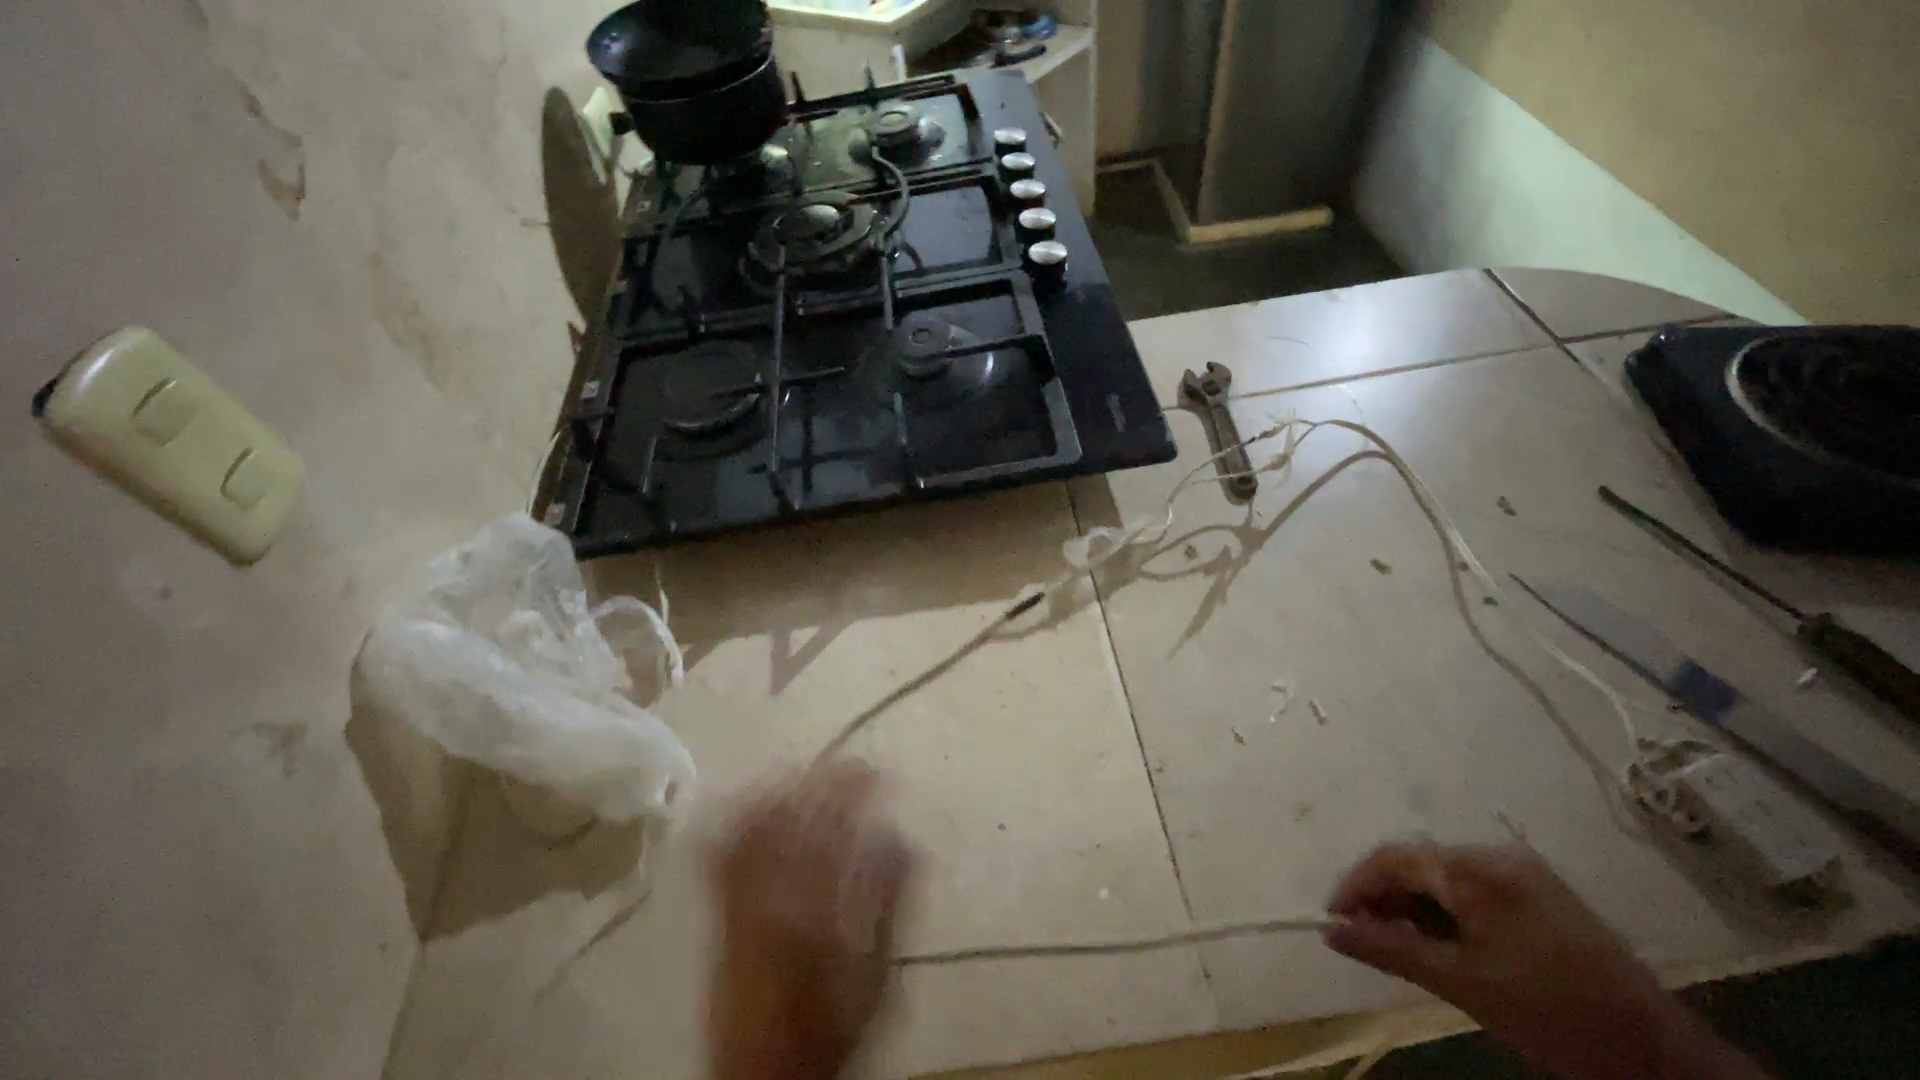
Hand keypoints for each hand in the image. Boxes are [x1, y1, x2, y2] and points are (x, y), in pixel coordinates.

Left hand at [708, 764, 915, 1079]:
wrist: (763, 1068)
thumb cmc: (830, 1022)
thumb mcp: (874, 971)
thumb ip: (886, 903)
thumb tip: (900, 837)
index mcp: (812, 909)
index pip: (832, 832)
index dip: (852, 793)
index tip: (876, 771)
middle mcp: (768, 896)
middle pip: (790, 821)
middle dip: (821, 782)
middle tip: (851, 764)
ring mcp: (737, 901)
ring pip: (752, 828)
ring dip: (781, 792)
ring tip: (806, 771)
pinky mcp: (720, 911)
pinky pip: (723, 851)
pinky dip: (741, 817)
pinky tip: (757, 800)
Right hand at [1324, 842, 1767, 1079]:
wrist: (1653, 1053)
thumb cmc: (1547, 1013)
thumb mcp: (1459, 982)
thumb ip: (1389, 949)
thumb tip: (1329, 931)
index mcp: (1478, 869)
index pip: (1395, 859)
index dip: (1356, 886)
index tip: (1332, 921)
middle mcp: (1499, 855)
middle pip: (1419, 864)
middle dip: (1384, 898)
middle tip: (1363, 938)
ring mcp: (1524, 872)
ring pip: (1445, 877)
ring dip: (1414, 906)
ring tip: (1398, 946)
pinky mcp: (1541, 893)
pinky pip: (1474, 889)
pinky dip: (1447, 912)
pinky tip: (1440, 944)